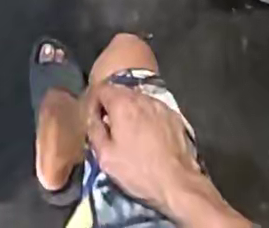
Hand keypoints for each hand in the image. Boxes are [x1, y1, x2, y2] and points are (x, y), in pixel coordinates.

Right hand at [85, 85, 244, 226]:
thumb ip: (95, 131)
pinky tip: (148, 136)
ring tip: (129, 134)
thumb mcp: (106, 157)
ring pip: (138, 99)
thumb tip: (92, 118)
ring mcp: (159, 103)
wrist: (176, 180)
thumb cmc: (138, 170)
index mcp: (122, 103)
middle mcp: (141, 96)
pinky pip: (153, 108)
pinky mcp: (172, 113)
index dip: (93, 102)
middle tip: (109, 128)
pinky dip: (146, 116)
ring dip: (129, 111)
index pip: (102, 88)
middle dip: (111, 106)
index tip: (93, 119)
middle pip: (120, 91)